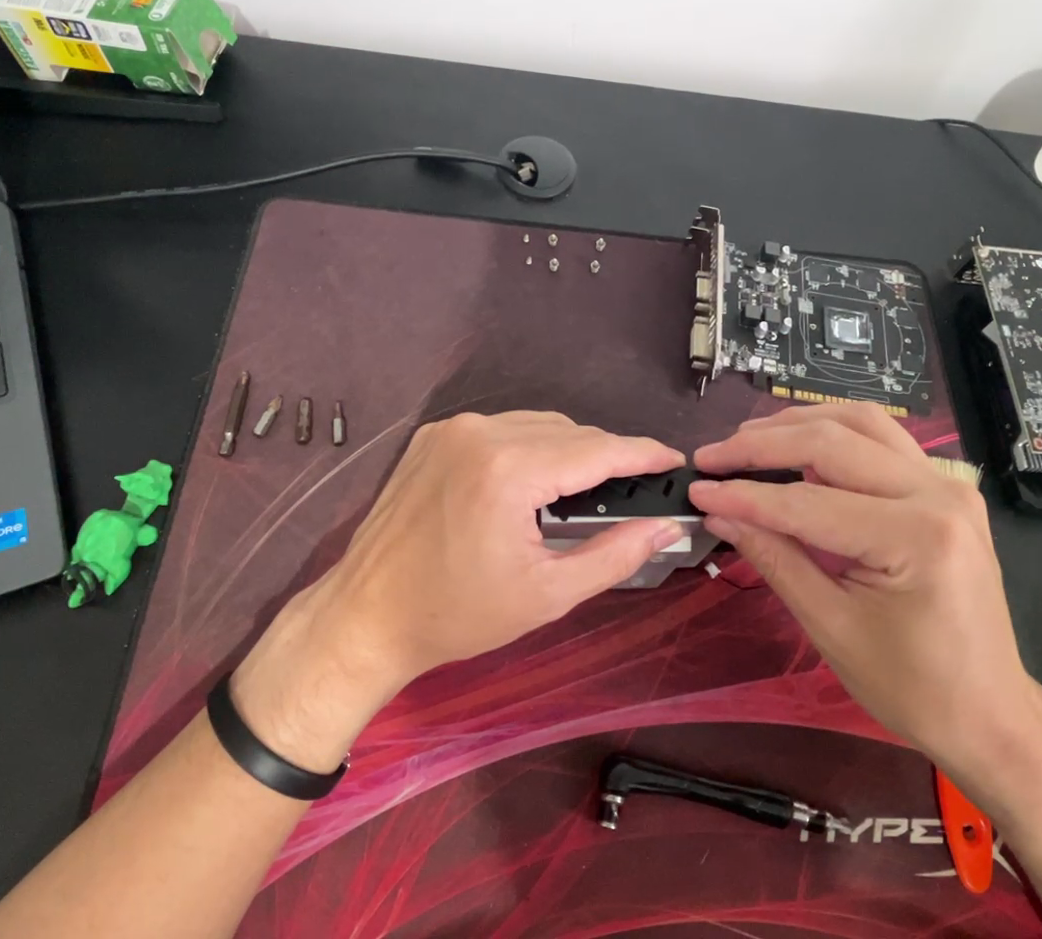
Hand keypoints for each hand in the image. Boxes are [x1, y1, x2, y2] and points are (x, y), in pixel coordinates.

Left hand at [231, 412, 684, 769]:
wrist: (367, 615)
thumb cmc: (457, 615)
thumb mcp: (547, 594)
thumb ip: (615, 554)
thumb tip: (664, 526)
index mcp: (509, 471)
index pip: (597, 449)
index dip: (643, 454)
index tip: (674, 462)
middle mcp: (479, 435)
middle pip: (569, 432)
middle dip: (606, 459)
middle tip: (629, 495)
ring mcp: (450, 431)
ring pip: (536, 425)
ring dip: (567, 452)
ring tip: (581, 494)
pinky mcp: (431, 437)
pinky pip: (500, 430)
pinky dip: (528, 448)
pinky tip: (531, 485)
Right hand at [688, 404, 1041, 778]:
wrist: (987, 711)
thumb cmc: (910, 685)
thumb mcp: (830, 625)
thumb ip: (773, 558)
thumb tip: (718, 513)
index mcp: (916, 537)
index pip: (808, 501)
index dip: (744, 494)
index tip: (696, 489)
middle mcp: (939, 494)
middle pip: (834, 441)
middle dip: (762, 445)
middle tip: (711, 457)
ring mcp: (949, 485)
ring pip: (862, 423)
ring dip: (798, 426)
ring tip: (746, 442)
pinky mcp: (946, 489)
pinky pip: (882, 441)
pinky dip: (832, 435)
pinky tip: (796, 448)